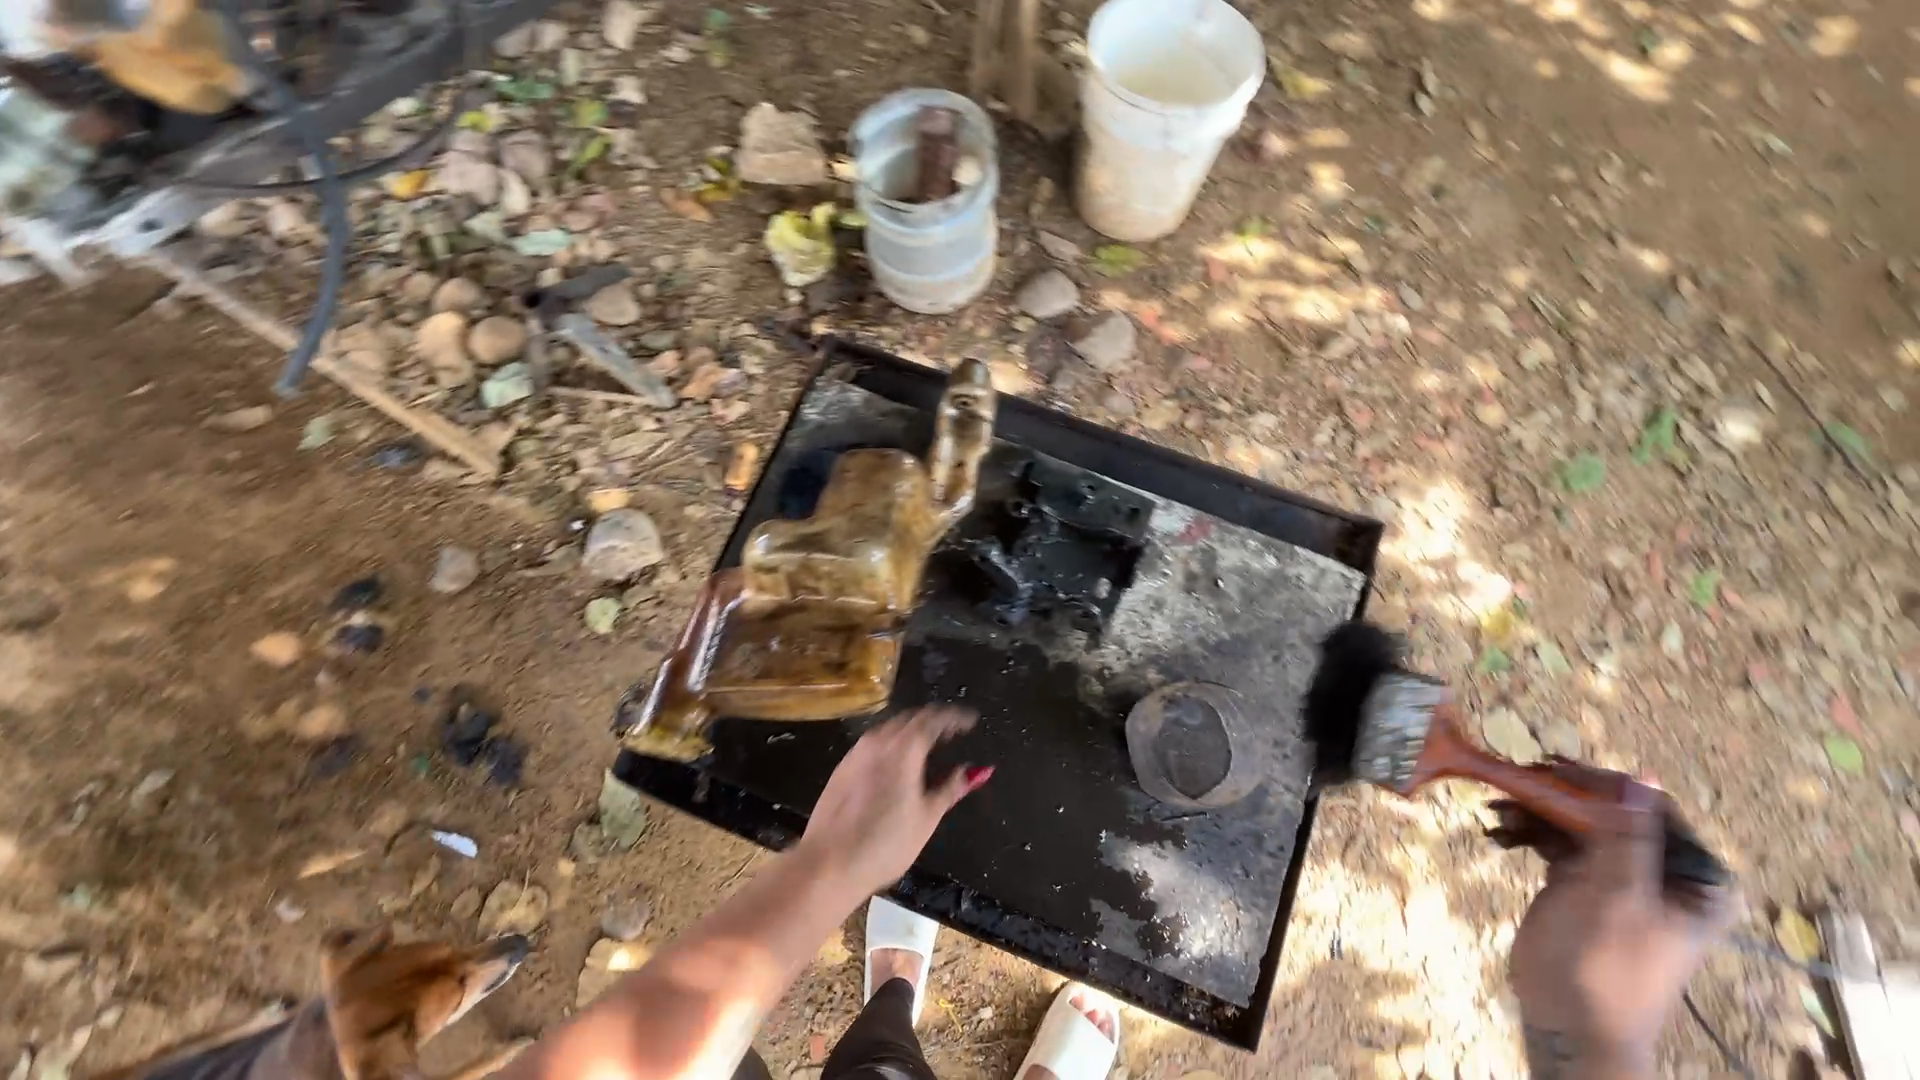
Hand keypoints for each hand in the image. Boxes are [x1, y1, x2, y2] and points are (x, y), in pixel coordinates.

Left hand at [794, 706, 991, 897]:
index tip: (971, 721)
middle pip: (911, 719)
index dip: (955, 718)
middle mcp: (879, 741)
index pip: (935, 719)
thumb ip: (951, 788)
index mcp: (905, 748)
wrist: (828, 863)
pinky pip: (873, 743)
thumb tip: (975, 771)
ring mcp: (857, 752)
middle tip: (952, 733)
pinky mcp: (842, 767)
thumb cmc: (885, 844)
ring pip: (889, 729)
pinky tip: (897, 762)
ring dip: (911, 730)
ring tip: (928, 746)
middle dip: (934, 721)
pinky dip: (892, 743)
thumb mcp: (926, 818)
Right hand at [1490, 763, 1731, 1077]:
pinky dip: (1527, 832)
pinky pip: (1554, 842)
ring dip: (1536, 812)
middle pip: (1608, 813)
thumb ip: (1630, 835)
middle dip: (1559, 797)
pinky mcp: (1578, 883)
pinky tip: (1499, 830)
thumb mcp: (1619, 894)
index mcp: (1693, 878)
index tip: (1554, 767)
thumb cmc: (1605, 962)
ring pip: (1576, 824)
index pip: (1652, 810)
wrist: (1569, 1021)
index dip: (1604, 785)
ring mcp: (1616, 876)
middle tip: (1516, 779)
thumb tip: (1643, 776)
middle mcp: (1659, 871)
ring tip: (1498, 809)